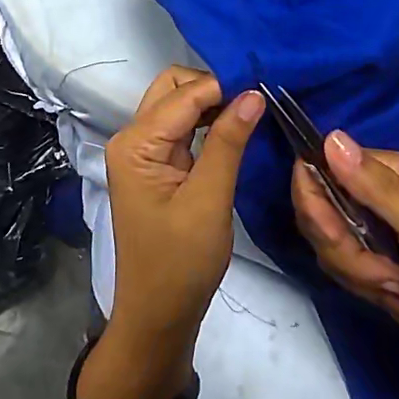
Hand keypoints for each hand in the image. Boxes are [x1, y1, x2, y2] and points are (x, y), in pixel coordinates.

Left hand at [104, 67, 263, 340]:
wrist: (158, 315)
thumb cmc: (181, 263)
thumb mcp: (209, 201)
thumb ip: (228, 143)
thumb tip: (253, 93)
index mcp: (136, 143)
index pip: (183, 94)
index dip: (223, 84)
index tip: (266, 83)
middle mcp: (132, 137)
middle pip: (173, 88)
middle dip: (213, 86)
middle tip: (257, 99)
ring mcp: (142, 151)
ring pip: (177, 104)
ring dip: (211, 102)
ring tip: (253, 108)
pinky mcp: (155, 165)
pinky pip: (181, 127)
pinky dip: (207, 121)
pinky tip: (235, 127)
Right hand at [292, 130, 398, 376]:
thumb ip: (380, 189)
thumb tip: (330, 138)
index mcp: (393, 173)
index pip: (322, 167)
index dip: (317, 202)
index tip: (336, 236)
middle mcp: (379, 195)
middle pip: (321, 212)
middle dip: (346, 253)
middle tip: (391, 277)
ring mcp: (378, 232)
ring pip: (331, 247)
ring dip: (364, 278)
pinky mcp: (379, 265)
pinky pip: (347, 272)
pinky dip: (374, 294)